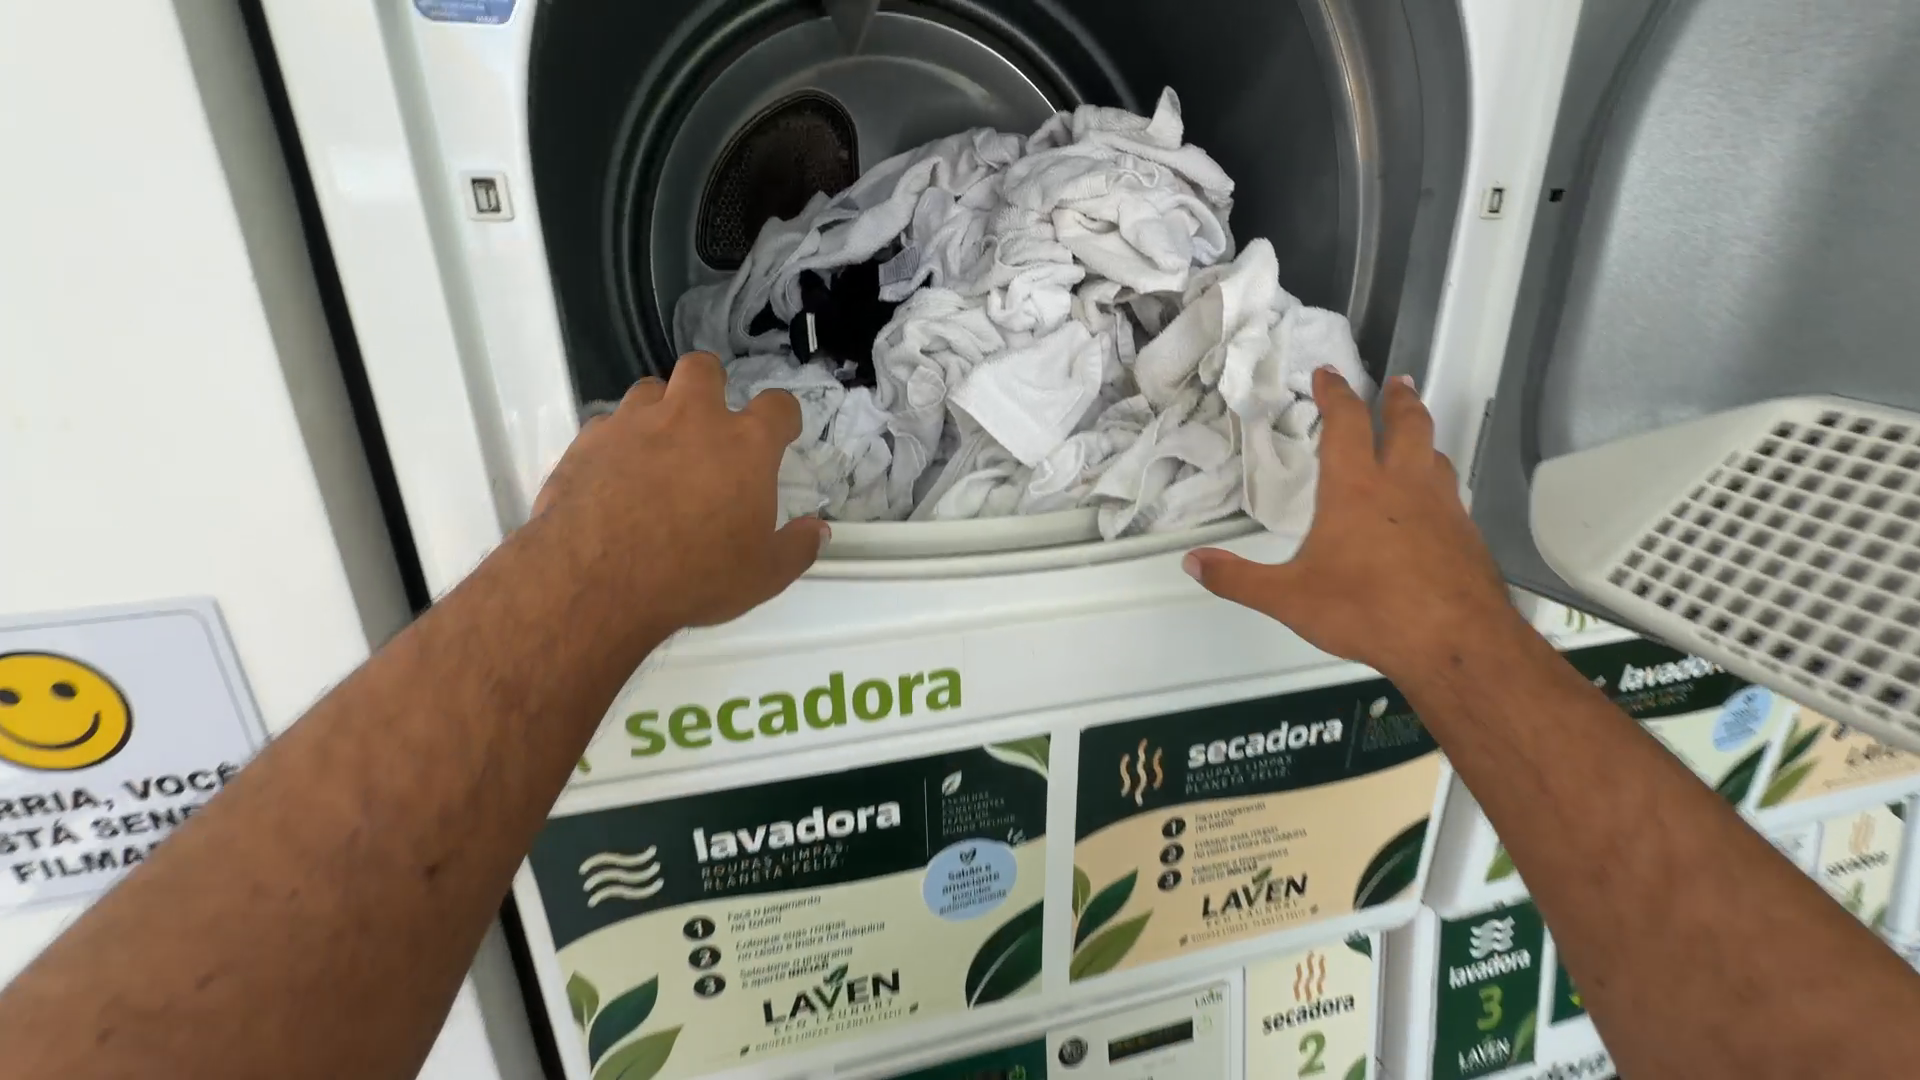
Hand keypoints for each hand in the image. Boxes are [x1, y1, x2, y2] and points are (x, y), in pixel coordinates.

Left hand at [533, 352, 826, 631]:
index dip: (783, 417)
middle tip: (711, 422)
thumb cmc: (696, 575)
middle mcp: (691, 419)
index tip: (782, 433)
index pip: (778, 407)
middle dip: (712, 385)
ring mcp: (634, 423)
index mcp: (745, 445)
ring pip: (651, 389)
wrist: (598, 580)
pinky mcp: (588, 441)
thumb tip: (818, 531)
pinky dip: (619, 441)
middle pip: (704, 369)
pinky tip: (617, 475)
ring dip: (661, 409)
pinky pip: (608, 424)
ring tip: (660, 447)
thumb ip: (797, 547)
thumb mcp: (764, 575)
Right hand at [1184, 369, 1519, 678]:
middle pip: (1407, 424)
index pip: (1346, 424)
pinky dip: (1437, 480)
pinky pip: (1451, 493)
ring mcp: (1442, 508)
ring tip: (1413, 433)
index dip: (1336, 394)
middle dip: (1396, 399)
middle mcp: (1403, 486)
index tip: (1329, 373)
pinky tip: (1431, 500)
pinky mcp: (1466, 535)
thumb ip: (1237, 578)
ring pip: (1435, 455)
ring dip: (1421, 436)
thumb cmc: (1366, 610)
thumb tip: (1193, 562)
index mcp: (1355, 489)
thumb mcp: (1287, 598)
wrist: (1455, 643)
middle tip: (1394, 382)